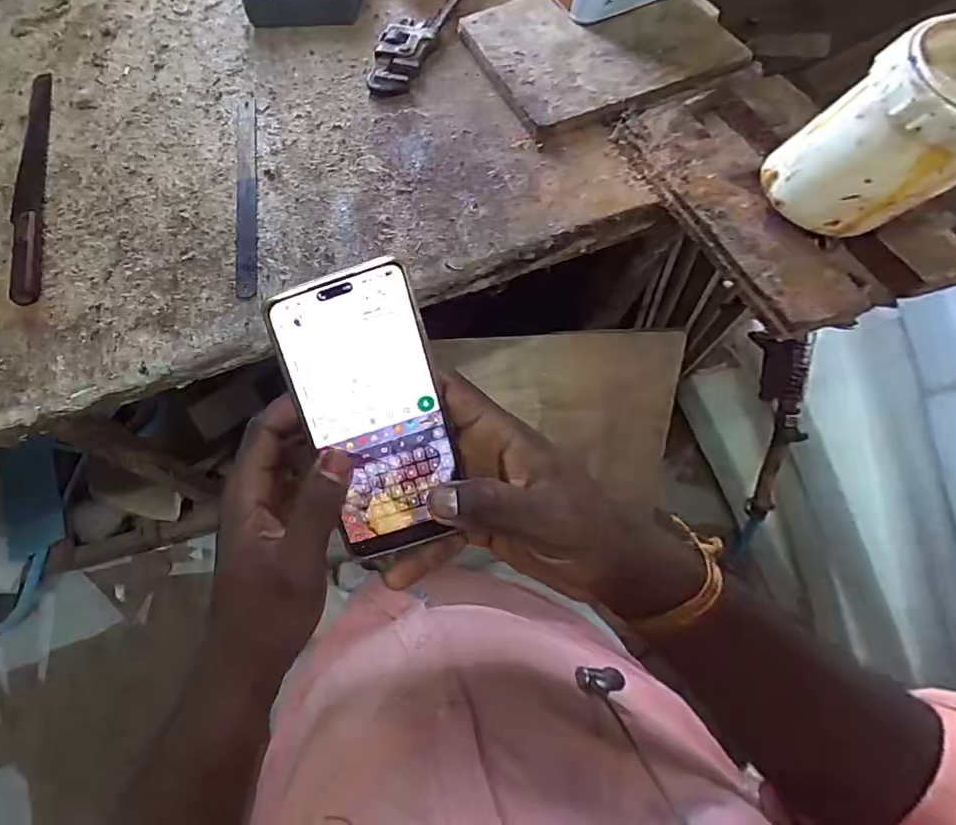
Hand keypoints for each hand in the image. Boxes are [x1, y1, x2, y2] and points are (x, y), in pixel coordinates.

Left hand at [208, 394, 351, 674]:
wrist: (246, 664)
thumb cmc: (266, 613)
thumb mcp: (297, 558)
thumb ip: (317, 505)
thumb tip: (340, 451)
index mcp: (245, 492)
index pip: (263, 431)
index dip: (290, 406)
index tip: (329, 391)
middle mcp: (252, 493)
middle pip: (278, 442)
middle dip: (311, 422)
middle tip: (356, 408)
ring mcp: (266, 510)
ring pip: (291, 464)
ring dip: (319, 448)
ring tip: (361, 432)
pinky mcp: (279, 527)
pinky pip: (301, 488)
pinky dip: (323, 476)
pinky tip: (355, 475)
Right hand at [386, 372, 704, 618]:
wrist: (614, 570)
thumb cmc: (586, 526)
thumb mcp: (542, 513)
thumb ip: (489, 503)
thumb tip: (430, 497)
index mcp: (498, 435)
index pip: (452, 394)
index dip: (415, 382)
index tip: (370, 385)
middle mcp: (479, 454)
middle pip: (427, 439)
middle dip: (388, 446)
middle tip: (341, 454)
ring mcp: (476, 489)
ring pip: (426, 487)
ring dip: (397, 502)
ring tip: (356, 521)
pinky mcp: (476, 522)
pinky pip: (440, 529)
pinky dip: (421, 548)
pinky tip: (397, 574)